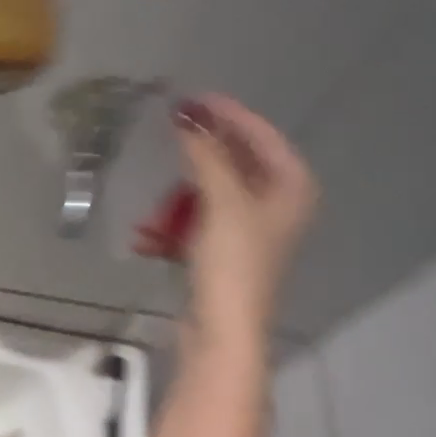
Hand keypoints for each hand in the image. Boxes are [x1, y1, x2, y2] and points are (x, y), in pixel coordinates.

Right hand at [174, 94, 317, 346]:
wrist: (222, 334)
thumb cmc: (233, 266)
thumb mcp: (222, 202)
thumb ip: (206, 156)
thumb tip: (185, 119)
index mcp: (291, 186)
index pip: (259, 135)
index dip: (225, 115)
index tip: (188, 102)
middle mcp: (275, 206)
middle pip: (232, 167)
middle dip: (194, 164)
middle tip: (166, 149)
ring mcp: (246, 236)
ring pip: (207, 201)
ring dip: (174, 204)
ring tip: (150, 214)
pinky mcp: (219, 261)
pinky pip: (192, 231)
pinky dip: (169, 232)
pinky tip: (144, 239)